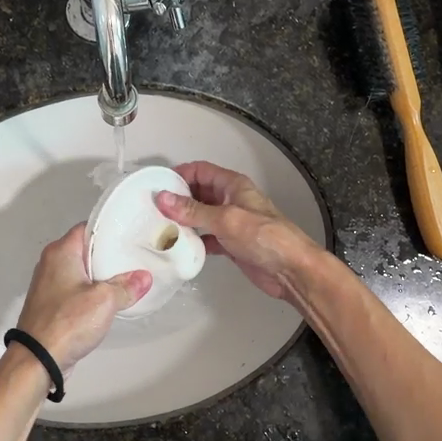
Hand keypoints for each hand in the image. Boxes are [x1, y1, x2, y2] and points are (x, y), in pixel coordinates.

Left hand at [12, 224, 150, 375]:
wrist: (37, 359)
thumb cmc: (69, 321)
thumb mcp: (105, 301)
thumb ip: (126, 286)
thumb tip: (145, 277)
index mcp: (60, 251)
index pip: (88, 227)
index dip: (110, 230)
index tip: (131, 235)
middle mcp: (50, 262)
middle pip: (84, 249)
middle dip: (108, 254)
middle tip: (134, 256)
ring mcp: (47, 283)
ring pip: (80, 271)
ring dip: (100, 275)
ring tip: (127, 276)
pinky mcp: (49, 303)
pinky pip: (74, 288)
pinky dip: (89, 290)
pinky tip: (108, 299)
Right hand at [154, 161, 327, 305]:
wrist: (290, 270)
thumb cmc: (262, 237)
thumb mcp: (225, 219)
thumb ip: (193, 210)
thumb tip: (161, 198)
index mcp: (232, 185)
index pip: (201, 171)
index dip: (179, 175)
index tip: (156, 187)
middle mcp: (230, 200)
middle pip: (198, 193)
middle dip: (177, 200)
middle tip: (151, 210)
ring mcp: (230, 223)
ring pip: (200, 216)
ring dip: (183, 222)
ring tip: (158, 229)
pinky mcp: (230, 244)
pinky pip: (206, 237)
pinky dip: (193, 241)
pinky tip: (177, 248)